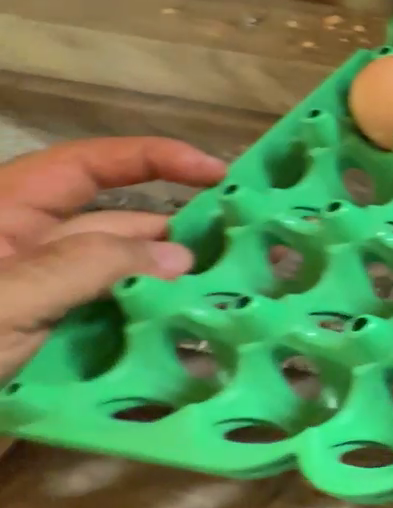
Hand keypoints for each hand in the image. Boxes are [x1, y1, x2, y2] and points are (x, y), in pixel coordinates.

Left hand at [0, 138, 227, 380]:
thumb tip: (180, 253)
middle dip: (182, 235)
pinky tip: (199, 340)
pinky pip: (117, 328)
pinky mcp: (48, 349)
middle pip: (119, 226)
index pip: (84, 167)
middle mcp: (22, 255)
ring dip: (178, 287)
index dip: (154, 159)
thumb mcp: (2, 302)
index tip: (221, 174)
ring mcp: (37, 305)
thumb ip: (90, 266)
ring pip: (126, 280)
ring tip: (239, 297)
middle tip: (253, 251)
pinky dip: (158, 331)